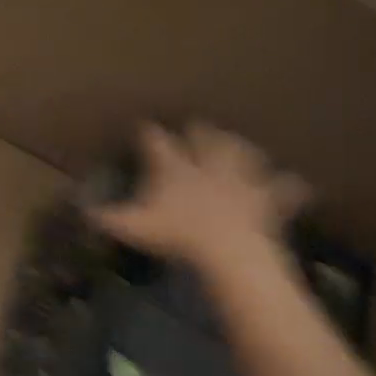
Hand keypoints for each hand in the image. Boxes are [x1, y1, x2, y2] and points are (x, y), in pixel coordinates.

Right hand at [85, 121, 309, 268]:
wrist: (229, 249)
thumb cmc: (176, 235)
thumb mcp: (131, 228)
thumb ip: (105, 217)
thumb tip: (80, 207)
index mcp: (175, 168)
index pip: (157, 143)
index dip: (148, 134)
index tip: (142, 127)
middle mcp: (209, 165)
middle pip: (205, 139)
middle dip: (198, 131)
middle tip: (195, 125)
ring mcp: (242, 180)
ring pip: (241, 154)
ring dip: (238, 147)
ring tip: (238, 142)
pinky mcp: (267, 200)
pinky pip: (283, 190)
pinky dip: (288, 186)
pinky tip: (295, 184)